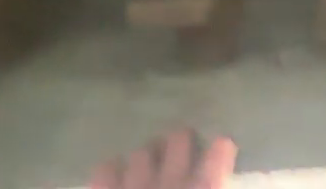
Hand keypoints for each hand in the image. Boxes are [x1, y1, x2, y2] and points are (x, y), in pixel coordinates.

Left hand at [90, 130, 235, 188]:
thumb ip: (213, 179)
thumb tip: (222, 159)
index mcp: (203, 187)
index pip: (220, 152)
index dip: (221, 149)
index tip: (221, 145)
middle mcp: (171, 180)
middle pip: (178, 141)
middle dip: (179, 142)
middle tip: (179, 148)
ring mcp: (134, 187)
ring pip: (141, 154)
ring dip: (145, 159)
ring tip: (146, 162)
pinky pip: (102, 174)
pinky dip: (108, 171)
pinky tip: (112, 170)